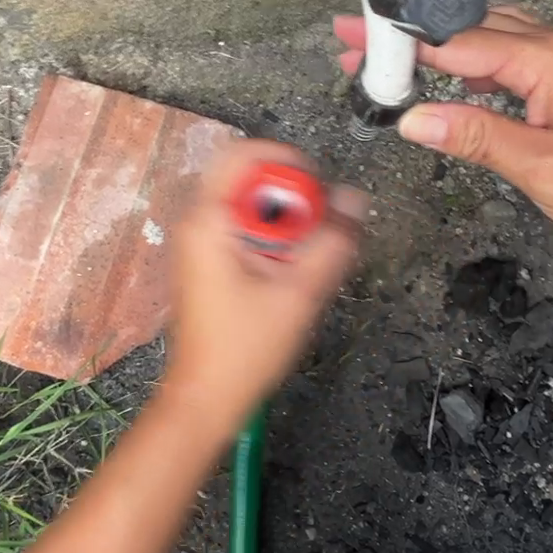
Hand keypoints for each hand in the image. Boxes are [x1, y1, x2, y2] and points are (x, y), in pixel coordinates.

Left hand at [165, 140, 364, 428]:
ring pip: (249, 204)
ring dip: (285, 218)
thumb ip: (333, 241)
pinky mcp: (208, 261)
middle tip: (320, 224)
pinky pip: (243, 228)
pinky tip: (291, 270)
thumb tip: (355, 199)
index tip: (319, 189)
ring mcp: (199, 242)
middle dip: (292, 195)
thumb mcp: (300, 293)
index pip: (244, 154)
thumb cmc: (244, 350)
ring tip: (308, 253)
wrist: (206, 397)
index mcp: (209, 220)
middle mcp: (197, 222)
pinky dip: (272, 237)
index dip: (289, 161)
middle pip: (250, 177)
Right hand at [334, 8, 552, 256]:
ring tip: (401, 56)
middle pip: (470, 29)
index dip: (401, 43)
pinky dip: (480, 59)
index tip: (357, 39)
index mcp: (548, 61)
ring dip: (445, 45)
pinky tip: (467, 78)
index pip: (456, 43)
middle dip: (413, 35)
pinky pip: (520, 54)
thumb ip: (477, 138)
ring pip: (497, 36)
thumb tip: (416, 120)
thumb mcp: (543, 168)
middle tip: (363, 43)